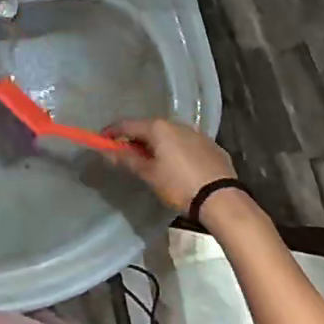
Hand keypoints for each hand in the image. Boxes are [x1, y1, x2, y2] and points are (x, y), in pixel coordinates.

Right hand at [103, 118, 236, 212]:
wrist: (221, 199)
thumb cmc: (179, 185)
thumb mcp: (149, 175)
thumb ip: (127, 160)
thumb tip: (106, 151)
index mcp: (159, 128)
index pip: (127, 125)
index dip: (112, 132)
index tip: (102, 141)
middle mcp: (177, 124)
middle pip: (149, 128)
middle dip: (135, 139)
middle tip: (126, 155)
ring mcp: (196, 133)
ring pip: (169, 135)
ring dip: (157, 144)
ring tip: (152, 162)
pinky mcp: (211, 145)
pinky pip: (186, 143)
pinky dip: (176, 150)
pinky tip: (177, 166)